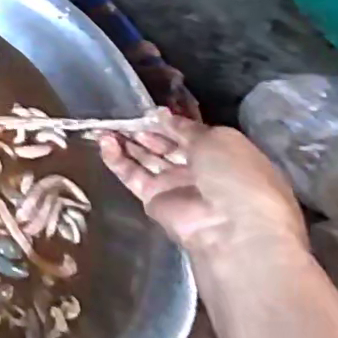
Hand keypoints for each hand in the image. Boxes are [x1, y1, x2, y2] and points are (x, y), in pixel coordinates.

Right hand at [98, 108, 305, 252]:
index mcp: (219, 153)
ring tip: (105, 124)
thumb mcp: (215, 138)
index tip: (146, 108)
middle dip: (144, 130)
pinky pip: (133, 176)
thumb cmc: (233, 175)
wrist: (231, 229)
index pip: (188, 133)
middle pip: (164, 146)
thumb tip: (162, 115)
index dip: (168, 121)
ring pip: (146, 159)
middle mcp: (197, 170)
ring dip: (127, 141)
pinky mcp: (154, 202)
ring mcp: (174, 187)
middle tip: (121, 114)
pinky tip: (104, 142)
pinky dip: (117, 160)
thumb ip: (185, 126)